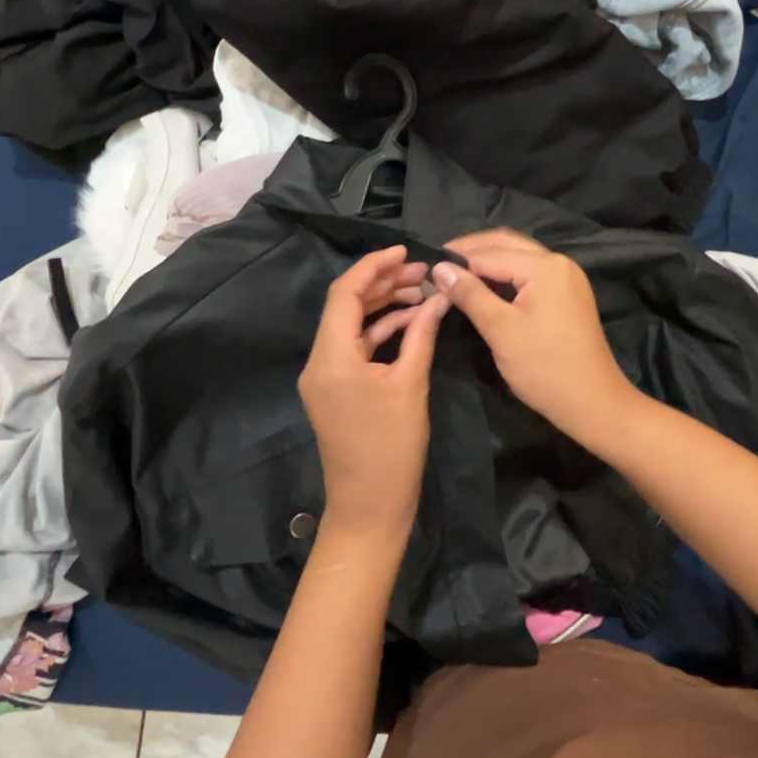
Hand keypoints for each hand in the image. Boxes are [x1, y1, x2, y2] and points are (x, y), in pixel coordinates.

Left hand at [298, 246, 449, 539]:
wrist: (370, 506)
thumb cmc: (392, 447)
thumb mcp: (411, 384)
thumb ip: (421, 334)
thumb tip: (439, 298)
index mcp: (331, 356)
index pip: (344, 293)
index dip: (373, 266)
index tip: (405, 250)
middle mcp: (319, 360)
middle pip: (346, 305)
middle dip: (383, 283)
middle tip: (422, 271)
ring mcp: (324, 376)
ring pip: (351, 325)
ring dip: (383, 305)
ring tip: (422, 292)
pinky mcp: (335, 389)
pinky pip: (354, 347)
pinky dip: (381, 331)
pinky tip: (411, 321)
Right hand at [433, 230, 638, 439]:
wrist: (593, 402)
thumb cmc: (544, 368)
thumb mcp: (500, 329)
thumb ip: (470, 294)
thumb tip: (440, 268)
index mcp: (544, 266)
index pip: (490, 252)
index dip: (456, 259)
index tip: (425, 268)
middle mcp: (559, 262)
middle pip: (506, 244)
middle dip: (471, 251)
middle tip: (438, 266)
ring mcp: (567, 277)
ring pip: (519, 256)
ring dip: (488, 260)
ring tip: (456, 274)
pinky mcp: (568, 294)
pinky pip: (531, 272)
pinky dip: (506, 274)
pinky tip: (485, 286)